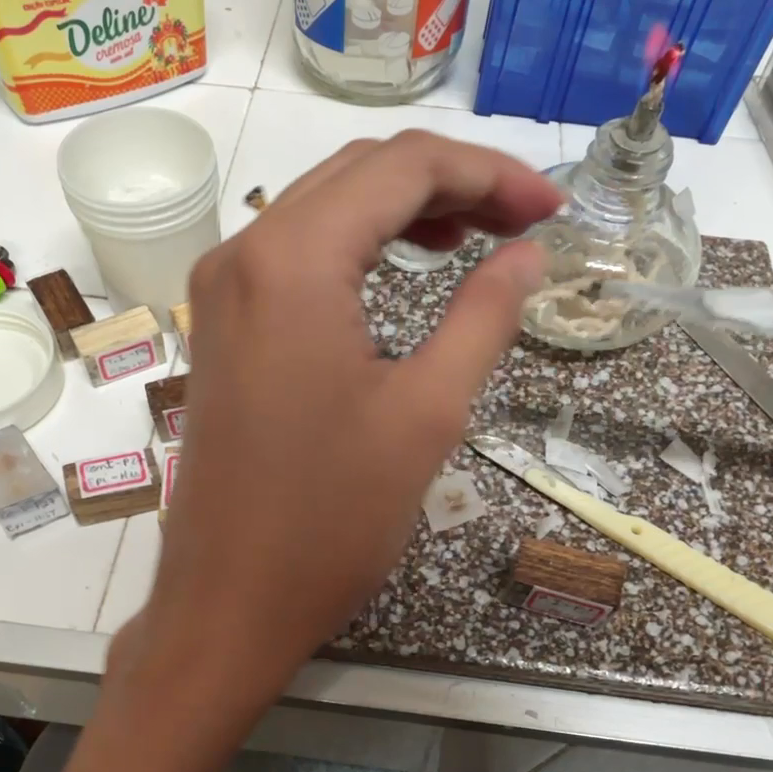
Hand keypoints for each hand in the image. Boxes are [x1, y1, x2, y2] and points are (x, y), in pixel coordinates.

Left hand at [133, 133, 560, 713]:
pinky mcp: (220, 331)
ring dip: (401, 212)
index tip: (552, 210)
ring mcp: (221, 293)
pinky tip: (399, 273)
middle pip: (358, 176)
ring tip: (473, 240)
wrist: (229, 603)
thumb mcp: (426, 415)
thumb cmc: (330, 521)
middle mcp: (243, 254)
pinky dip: (355, 250)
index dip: (491, 174)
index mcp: (292, 262)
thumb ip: (484, 317)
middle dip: (449, 185)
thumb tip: (529, 255)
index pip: (403, 168)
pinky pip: (294, 258)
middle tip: (523, 222)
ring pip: (324, 211)